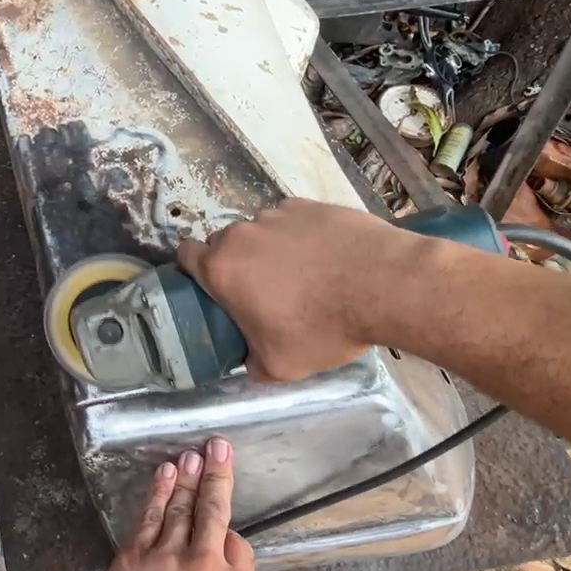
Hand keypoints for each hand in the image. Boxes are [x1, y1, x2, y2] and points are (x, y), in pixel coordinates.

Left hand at [42, 438, 255, 570]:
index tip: (225, 537)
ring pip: (179, 506)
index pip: (240, 547)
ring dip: (187, 477)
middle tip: (219, 447)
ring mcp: (166, 558)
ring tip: (193, 454)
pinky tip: (163, 475)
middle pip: (214, 510)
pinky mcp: (133, 557)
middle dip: (218, 475)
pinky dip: (156, 492)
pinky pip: (148, 516)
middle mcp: (204, 566)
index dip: (233, 540)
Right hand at [176, 199, 411, 381]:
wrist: (385, 285)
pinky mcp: (308, 205)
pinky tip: (324, 255)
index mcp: (221, 269)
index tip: (211, 287)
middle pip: (223, 243)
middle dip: (235, 263)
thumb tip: (247, 364)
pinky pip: (291, 220)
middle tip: (261, 290)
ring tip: (302, 273)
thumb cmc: (323, 327)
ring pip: (259, 232)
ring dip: (269, 249)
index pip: (185, 254)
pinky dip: (299, 235)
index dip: (193, 270)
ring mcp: (275, 215)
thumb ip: (251, 365)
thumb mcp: (280, 366)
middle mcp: (240, 236)